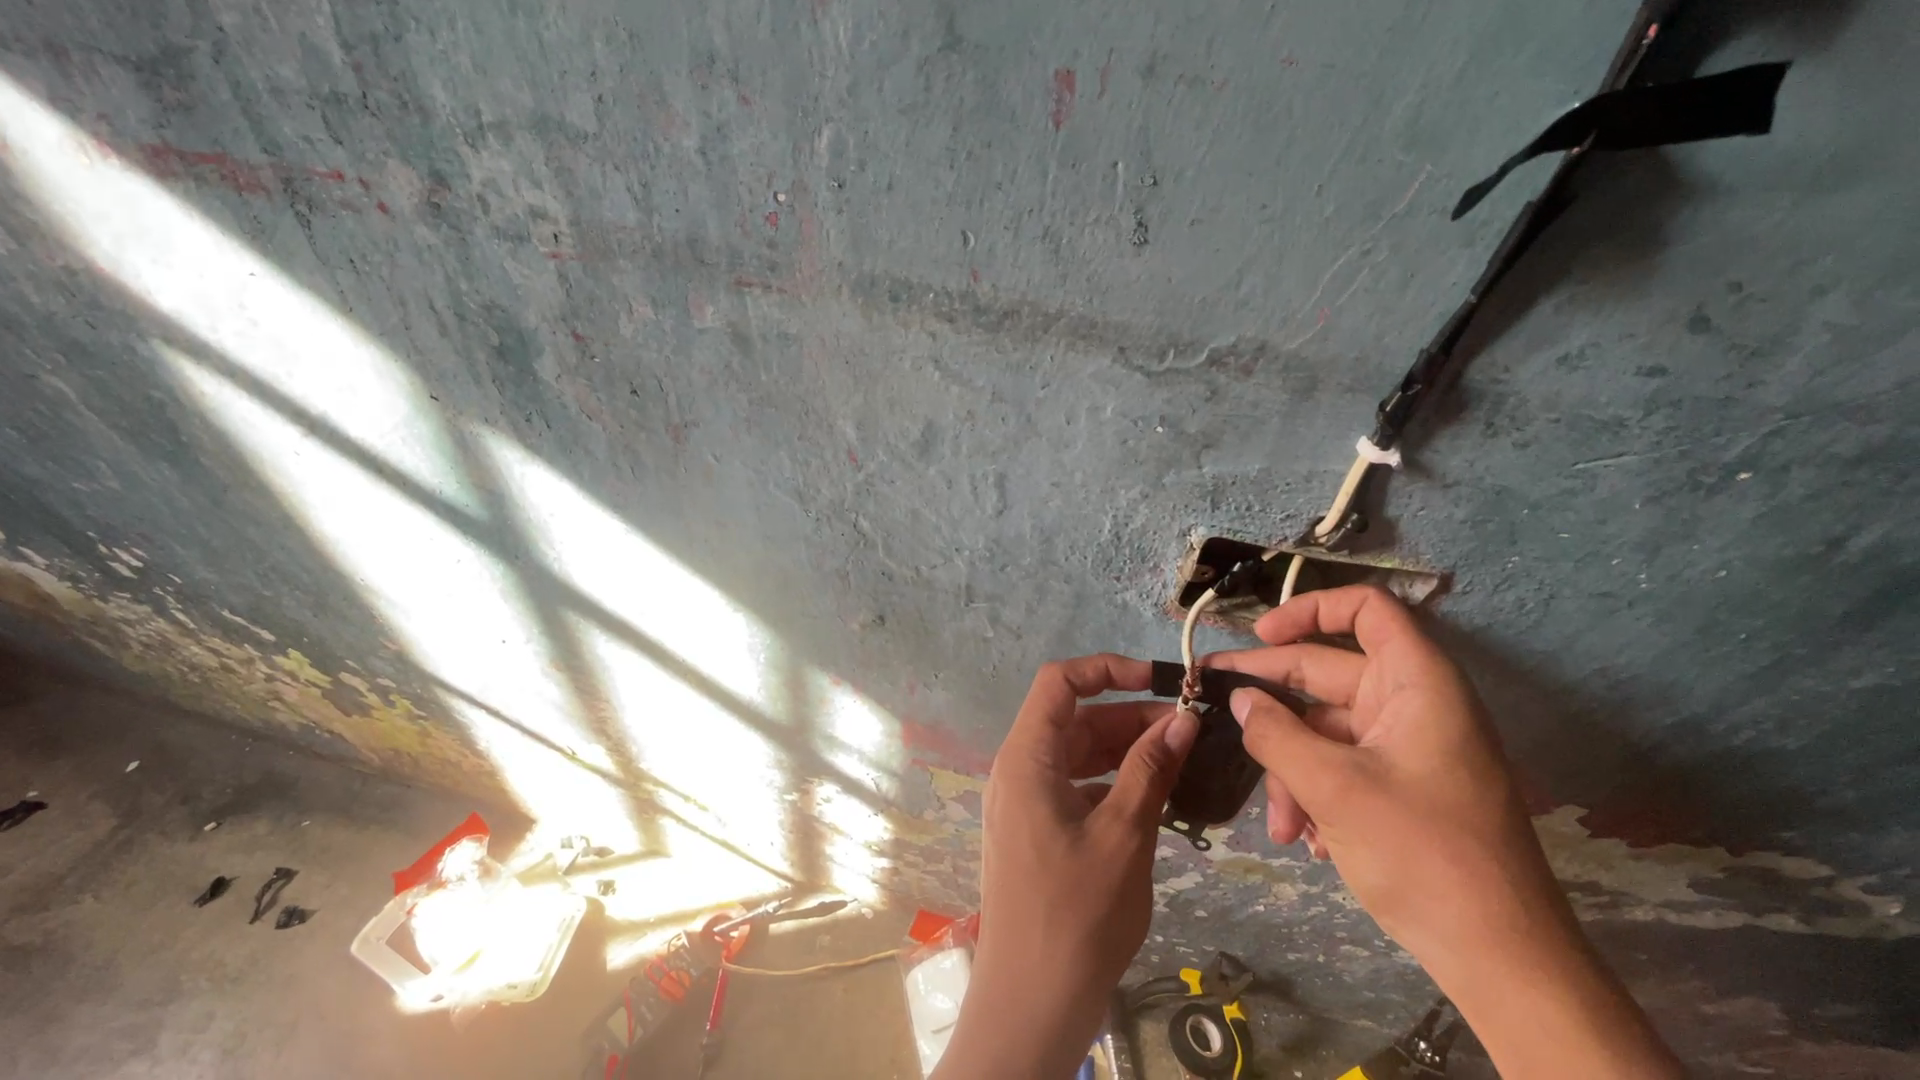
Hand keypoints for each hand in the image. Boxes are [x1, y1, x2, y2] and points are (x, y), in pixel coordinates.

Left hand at [933, 655, 1197, 1079]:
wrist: (1031, 1003)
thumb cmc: (1076, 915)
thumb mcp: (1122, 836)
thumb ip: (1150, 771)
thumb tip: (1182, 719)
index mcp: (1026, 760)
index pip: (1059, 682)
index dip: (1107, 669)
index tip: (1161, 681)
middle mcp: (1019, 772)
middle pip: (1074, 720)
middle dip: (1130, 718)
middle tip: (1191, 732)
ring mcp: (1025, 805)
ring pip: (1079, 756)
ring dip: (1127, 753)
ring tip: (1184, 763)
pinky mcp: (1038, 834)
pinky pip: (1077, 789)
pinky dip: (1114, 785)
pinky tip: (1157, 800)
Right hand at [1204, 584, 1548, 955]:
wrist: (1498, 953)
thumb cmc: (1421, 852)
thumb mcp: (1334, 788)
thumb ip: (1275, 735)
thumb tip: (1240, 700)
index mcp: (1416, 682)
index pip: (1366, 610)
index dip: (1310, 609)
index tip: (1258, 636)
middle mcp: (1412, 705)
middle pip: (1328, 674)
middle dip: (1270, 700)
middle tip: (1209, 704)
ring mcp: (1407, 749)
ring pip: (1326, 732)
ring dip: (1291, 770)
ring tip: (1282, 824)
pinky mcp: (1402, 788)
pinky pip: (1342, 768)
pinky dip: (1316, 793)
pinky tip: (1306, 840)